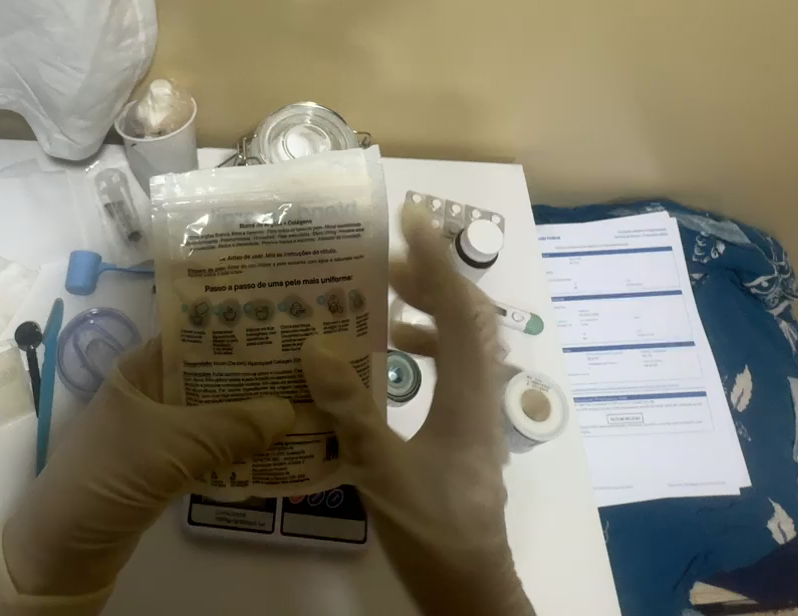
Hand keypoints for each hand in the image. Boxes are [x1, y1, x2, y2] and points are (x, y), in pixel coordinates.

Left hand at [2, 338, 294, 596]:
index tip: (286, 324)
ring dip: (252, 413)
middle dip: (255, 374)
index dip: (239, 328)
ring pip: (215, 411)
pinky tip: (277, 448)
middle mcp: (154, 389)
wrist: (62, 552)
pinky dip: (240, 447)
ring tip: (303, 402)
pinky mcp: (167, 465)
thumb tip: (289, 410)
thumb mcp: (172, 444)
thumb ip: (231, 426)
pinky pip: (212, 446)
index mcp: (144, 365)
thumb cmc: (110, 475)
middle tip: (307, 368)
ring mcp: (160, 429)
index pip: (198, 333)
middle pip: (212, 373)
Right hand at [301, 217, 534, 615]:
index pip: (457, 308)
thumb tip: (317, 345)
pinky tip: (391, 356)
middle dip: (431, 277)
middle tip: (386, 257)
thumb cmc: (433, 529)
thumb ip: (351, 410)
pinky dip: (427, 344)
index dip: (436, 259)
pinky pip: (453, 366)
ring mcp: (477, 410)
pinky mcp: (467, 428)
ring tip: (385, 297)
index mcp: (467, 393)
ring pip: (463, 340)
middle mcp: (480, 392)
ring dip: (429, 308)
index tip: (411, 219)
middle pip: (467, 315)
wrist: (471, 591)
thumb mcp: (383, 471)